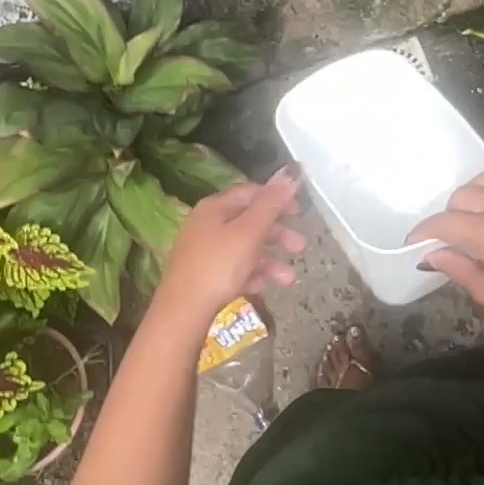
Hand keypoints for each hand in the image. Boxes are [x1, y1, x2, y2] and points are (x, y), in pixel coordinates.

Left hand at [152, 166, 306, 326]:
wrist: (182, 314)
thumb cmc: (218, 266)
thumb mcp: (249, 232)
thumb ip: (272, 203)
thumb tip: (292, 170)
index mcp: (214, 207)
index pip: (250, 192)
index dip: (277, 198)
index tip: (300, 211)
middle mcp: (206, 225)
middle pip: (248, 222)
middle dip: (278, 234)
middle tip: (301, 246)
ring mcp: (202, 252)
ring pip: (244, 249)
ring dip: (270, 260)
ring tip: (290, 278)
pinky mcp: (203, 277)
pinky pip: (234, 270)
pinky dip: (253, 275)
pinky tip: (268, 287)